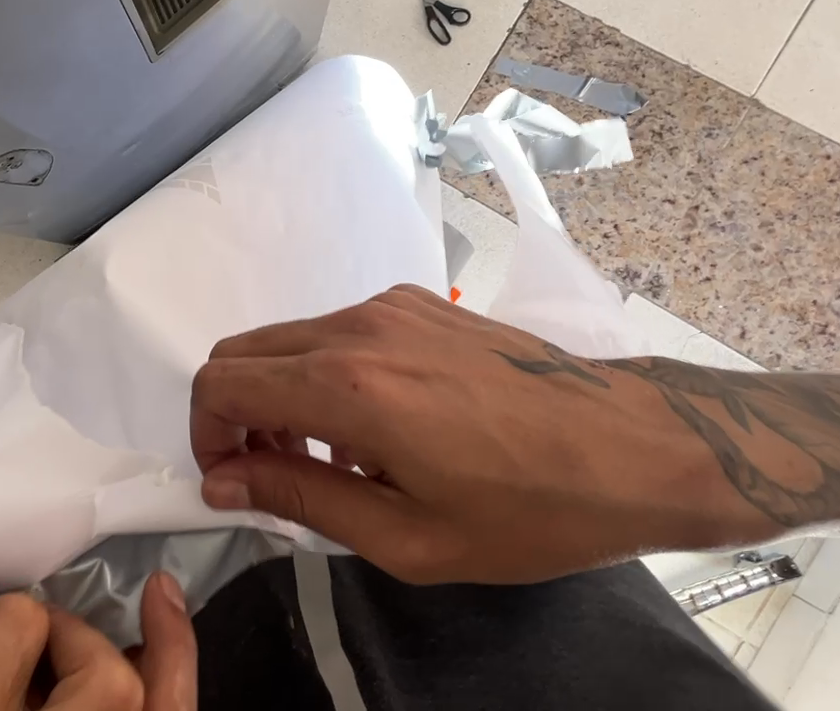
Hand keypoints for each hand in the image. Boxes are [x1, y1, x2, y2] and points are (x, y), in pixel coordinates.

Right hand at [190, 285, 743, 584]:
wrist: (633, 444)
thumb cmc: (527, 510)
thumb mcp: (407, 536)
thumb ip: (300, 497)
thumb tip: (221, 480)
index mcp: (348, 386)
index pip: (220, 383)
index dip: (206, 434)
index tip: (234, 479)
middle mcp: (355, 327)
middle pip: (241, 351)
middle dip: (235, 413)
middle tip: (275, 470)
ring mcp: (386, 305)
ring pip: (284, 340)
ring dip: (278, 394)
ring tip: (332, 456)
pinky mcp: (413, 302)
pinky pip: (333, 331)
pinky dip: (322, 373)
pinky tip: (376, 422)